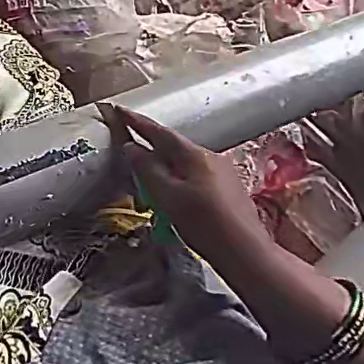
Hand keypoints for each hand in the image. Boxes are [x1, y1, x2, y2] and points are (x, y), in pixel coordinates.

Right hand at [102, 105, 363, 363]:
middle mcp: (209, 157)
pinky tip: (171, 188)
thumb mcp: (167, 196)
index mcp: (193, 155)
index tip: (117, 110)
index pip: (158, 132)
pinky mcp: (226, 188)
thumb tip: (132, 147)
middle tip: (127, 136)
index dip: (135, 121)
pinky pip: (193, 172)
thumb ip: (147, 169)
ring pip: (183, 160)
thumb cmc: (204, 224)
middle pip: (172, 144)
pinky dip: (176, 174)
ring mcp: (221, 172)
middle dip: (149, 141)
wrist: (247, 254)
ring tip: (145, 168)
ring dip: (163, 160)